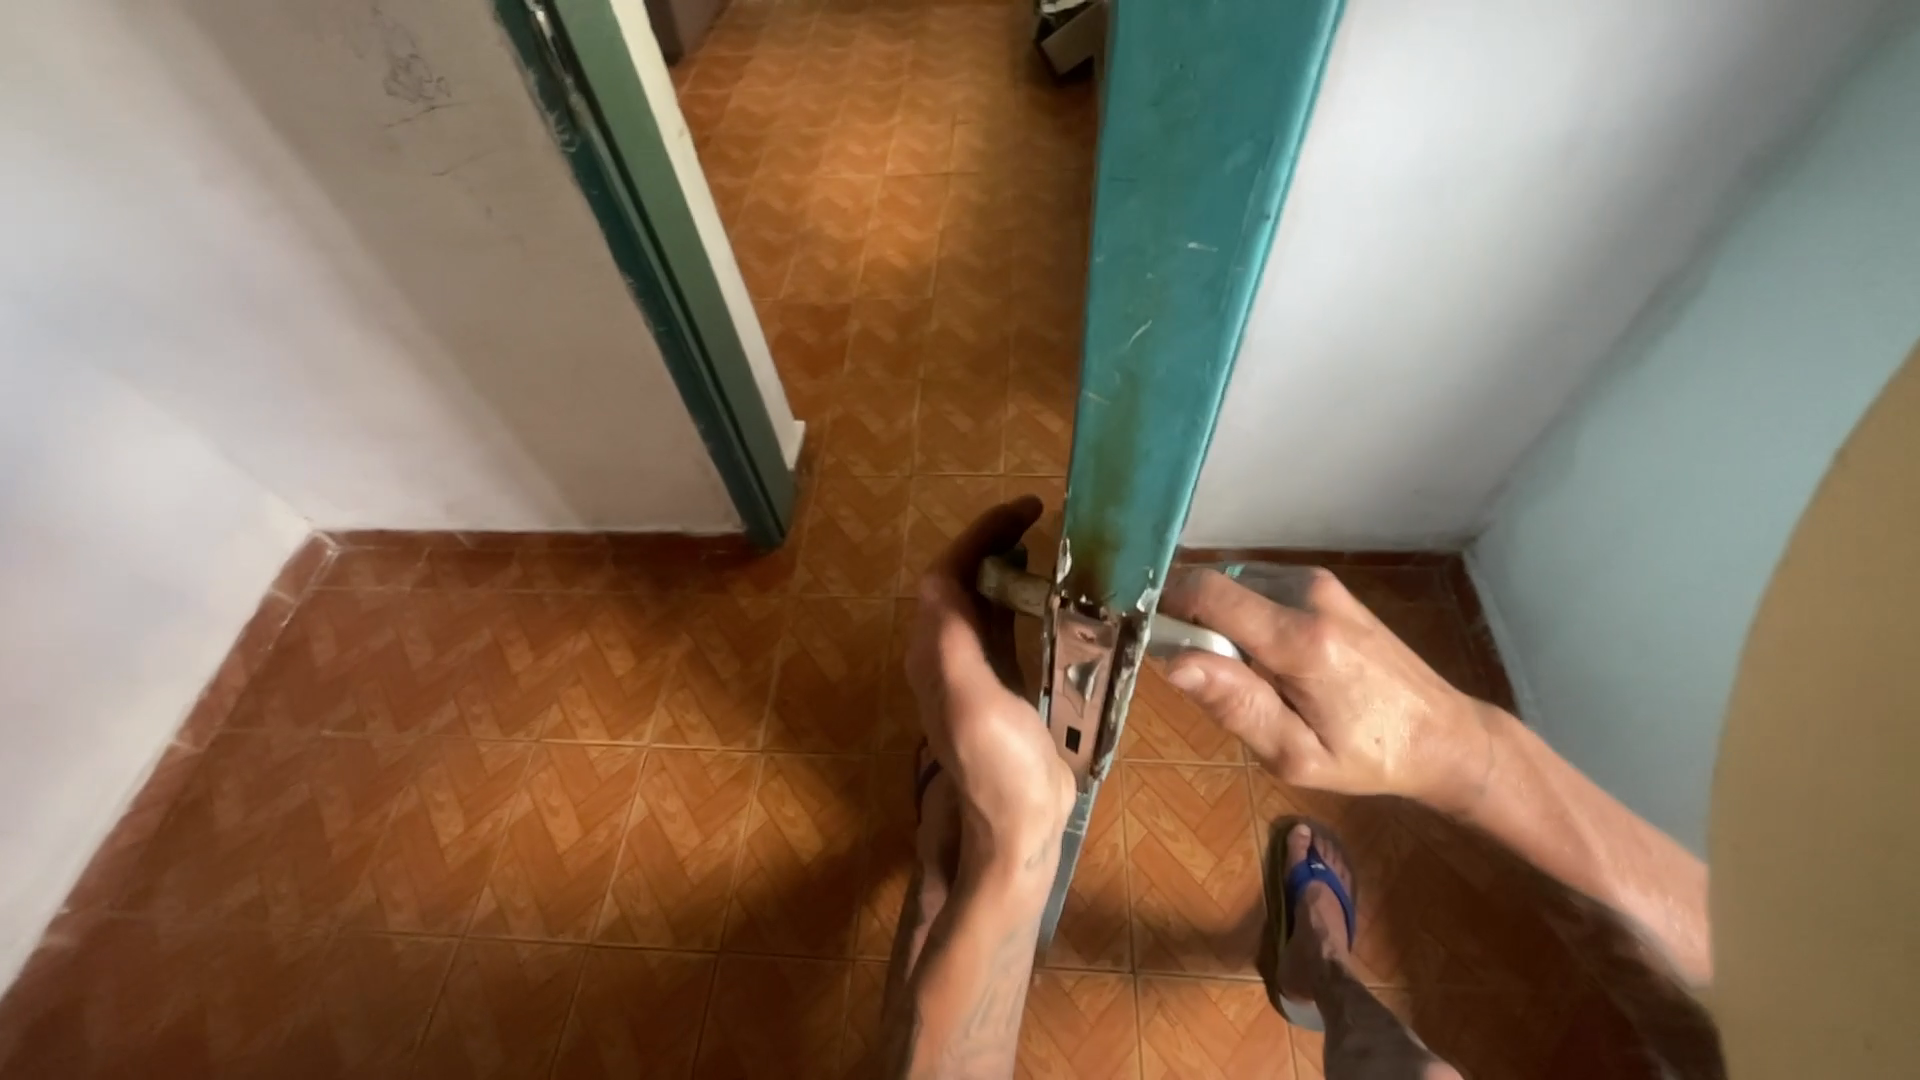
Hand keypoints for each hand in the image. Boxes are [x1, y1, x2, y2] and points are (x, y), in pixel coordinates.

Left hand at [904, 497, 1076, 872]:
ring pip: (981, 596)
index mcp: (934, 650)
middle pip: (961, 578)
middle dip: (992, 539)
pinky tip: (1044, 585)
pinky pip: (1002, 621)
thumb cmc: (998, 769)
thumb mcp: (973, 705)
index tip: (1023, 511)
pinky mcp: (999, 679)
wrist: (1017, 825)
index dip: (979, 535)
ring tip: (1042, 537)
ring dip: (1005, 562)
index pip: (946, 573)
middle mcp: (945, 651)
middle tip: (1037, 514)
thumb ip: (953, 645)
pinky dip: (1020, 593)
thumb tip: (937, 580)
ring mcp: (972, 665)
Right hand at [1157, 566, 1492, 812]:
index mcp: (1301, 640)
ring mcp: (1317, 582)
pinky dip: (1244, 615)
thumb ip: (1234, 704)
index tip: (1155, 645)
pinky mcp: (1321, 582)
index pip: (1206, 594)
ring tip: (1251, 672)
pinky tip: (1270, 654)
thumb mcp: (1294, 754)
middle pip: (1213, 587)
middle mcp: (1308, 594)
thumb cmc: (1366, 755)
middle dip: (1195, 625)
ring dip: (1221, 622)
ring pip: (1231, 586)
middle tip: (1217, 679)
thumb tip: (1174, 661)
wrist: (1443, 733)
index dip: (1166, 610)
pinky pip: (1254, 586)